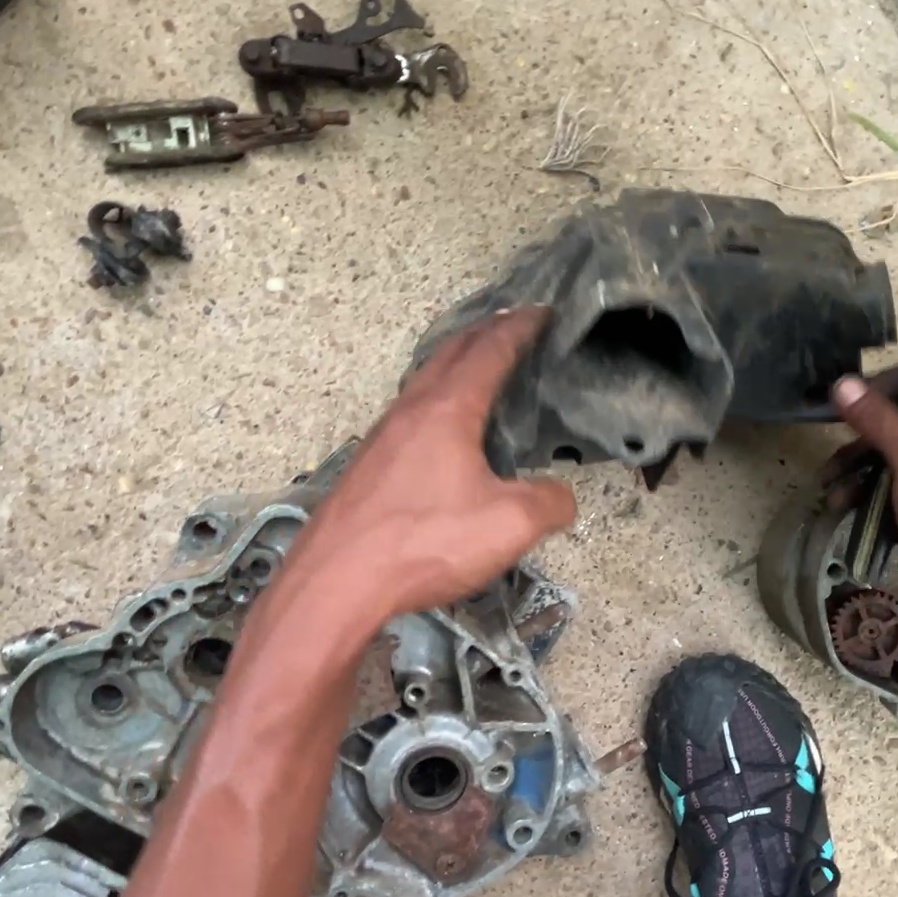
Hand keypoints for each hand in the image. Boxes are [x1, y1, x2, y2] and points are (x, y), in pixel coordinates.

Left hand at [292, 309, 577, 621]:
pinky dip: (434, 400)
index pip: (489, 352)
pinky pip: (408, 415)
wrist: (336, 583)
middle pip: (449, 354)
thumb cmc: (423, 544)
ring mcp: (382, 439)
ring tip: (478, 367)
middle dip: (484, 333)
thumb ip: (549, 504)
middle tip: (512, 325)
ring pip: (423, 382)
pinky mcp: (367, 468)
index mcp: (447, 411)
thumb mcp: (509, 525)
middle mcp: (410, 413)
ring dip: (454, 364)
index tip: (541, 313)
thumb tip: (562, 497)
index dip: (519, 329)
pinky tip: (440, 429)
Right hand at [829, 365, 897, 636]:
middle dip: (861, 434)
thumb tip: (843, 383)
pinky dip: (867, 492)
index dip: (884, 383)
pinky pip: (892, 487)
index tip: (845, 399)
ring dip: (857, 467)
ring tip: (829, 486)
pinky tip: (843, 506)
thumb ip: (877, 419)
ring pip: (891, 456)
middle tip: (830, 444)